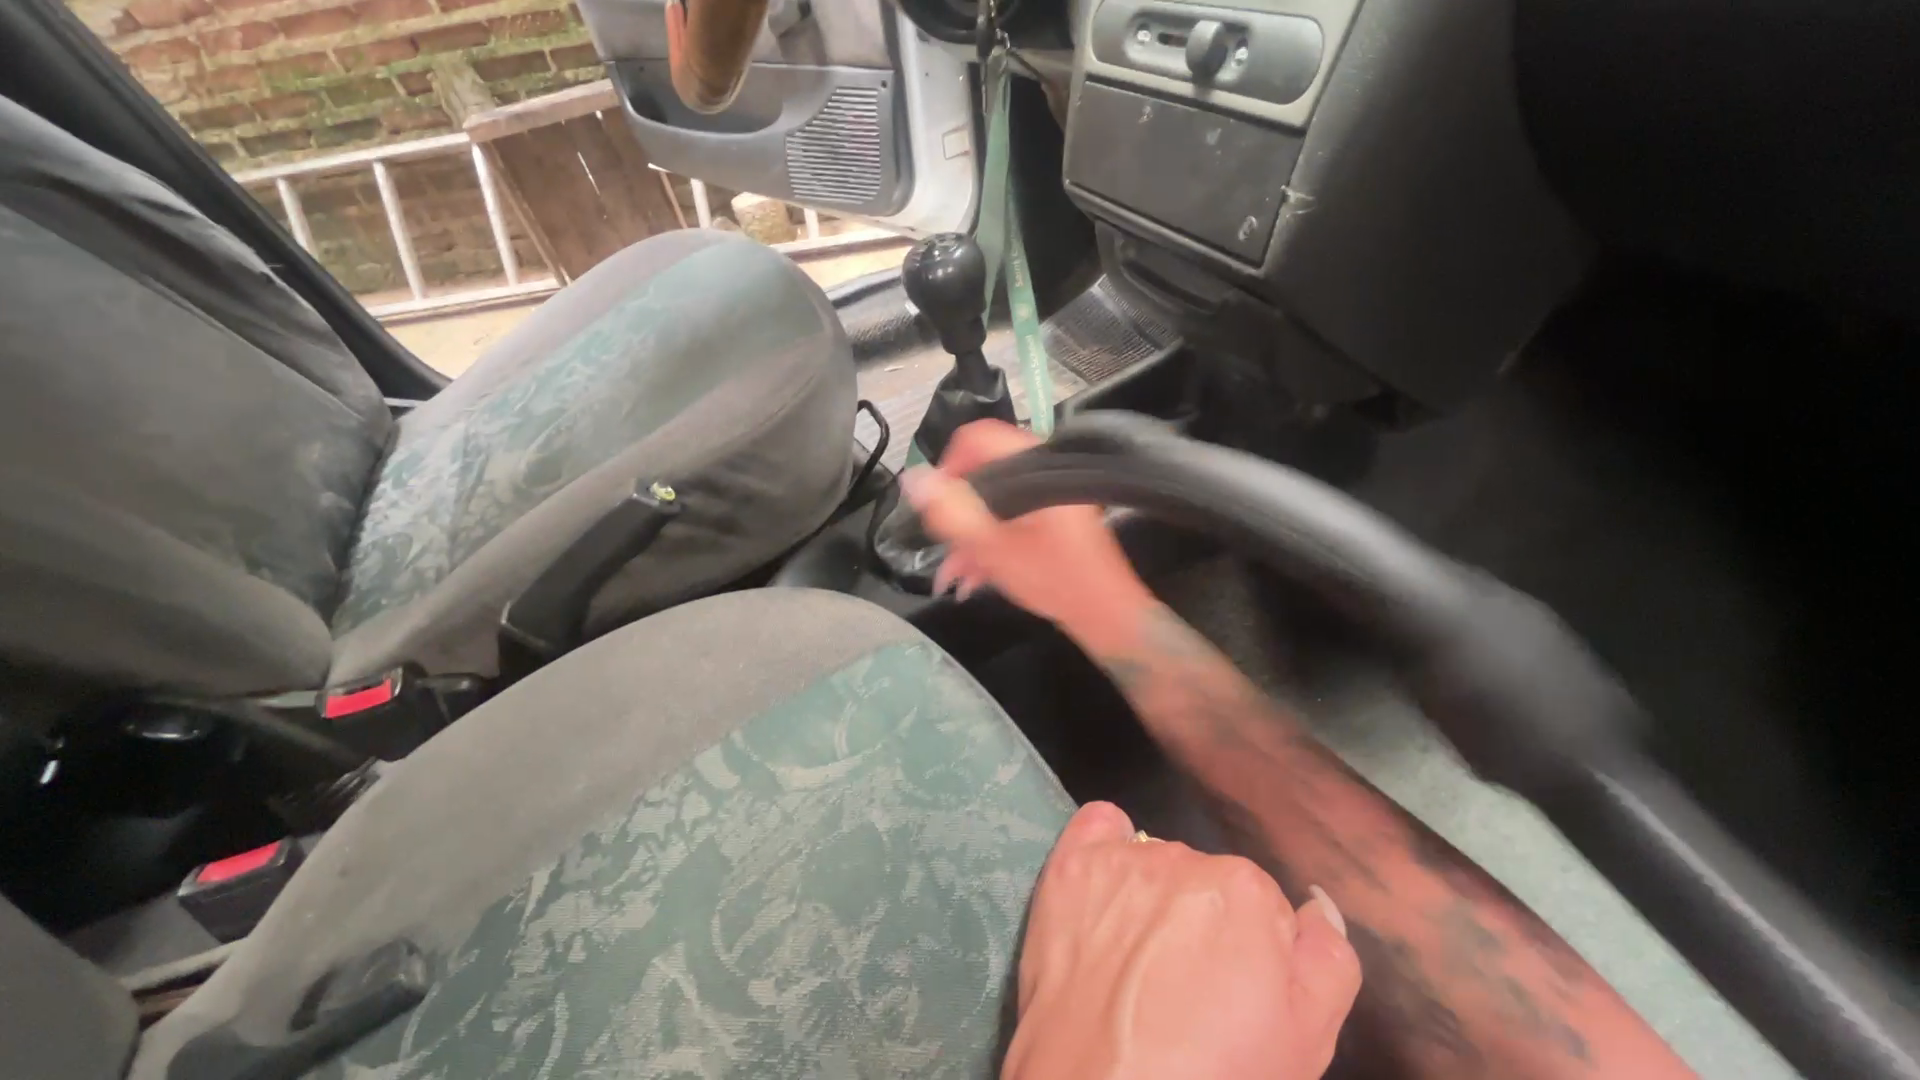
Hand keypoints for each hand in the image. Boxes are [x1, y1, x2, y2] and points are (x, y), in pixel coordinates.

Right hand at [901, 420, 1155, 636]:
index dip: (947, 467)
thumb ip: (950, 513)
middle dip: (956, 515)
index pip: (975, 440)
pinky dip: (989, 544)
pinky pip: (1010, 521)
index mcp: (1032, 469)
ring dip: (969, 538)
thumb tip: (915, 480)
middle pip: (981, 477)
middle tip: (942, 545)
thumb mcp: (992, 548)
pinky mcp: (1051, 519)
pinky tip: (973, 577)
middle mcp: (1041, 474)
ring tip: (953, 575)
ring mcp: (1047, 498)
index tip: (934, 503)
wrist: (1104, 613)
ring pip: (993, 505)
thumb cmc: (1055, 579)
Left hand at [1005, 801, 1361, 1079]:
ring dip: (1155, 895)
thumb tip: (1316, 906)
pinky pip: (1098, 825)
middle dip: (1202, 923)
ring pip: (1155, 860)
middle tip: (1183, 988)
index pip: (1260, 904)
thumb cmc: (1216, 1073)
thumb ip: (1327, 959)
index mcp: (1247, 889)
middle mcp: (1184, 857)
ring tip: (1137, 961)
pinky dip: (1106, 843)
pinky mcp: (1069, 866)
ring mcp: (1121, 859)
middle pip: (1206, 881)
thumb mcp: (1306, 1038)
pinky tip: (1106, 881)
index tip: (1229, 993)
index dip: (1249, 952)